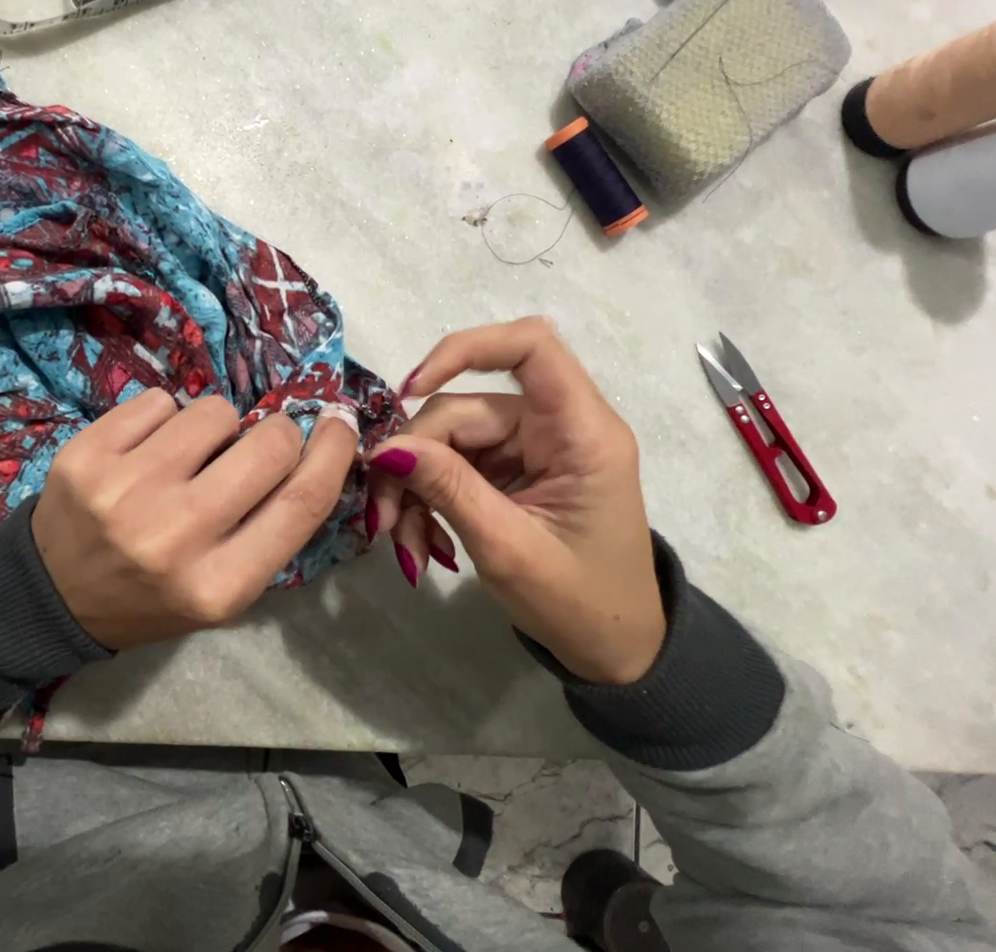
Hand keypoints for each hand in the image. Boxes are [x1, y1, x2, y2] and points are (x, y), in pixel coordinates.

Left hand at [31, 389, 357, 649]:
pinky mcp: (86, 455)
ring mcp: (124, 491)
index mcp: (218, 585)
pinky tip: (146, 451)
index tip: (340, 425)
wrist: (54, 594)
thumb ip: (272, 528)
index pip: (302, 502)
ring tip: (188, 457)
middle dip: (277, 434)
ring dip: (216, 426)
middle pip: (268, 446)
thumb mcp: (223, 590)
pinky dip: (166, 419)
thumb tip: (317, 443)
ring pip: (214, 411)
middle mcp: (173, 536)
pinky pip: (161, 400)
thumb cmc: (152, 595)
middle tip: (256, 446)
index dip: (334, 453)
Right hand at [367, 318, 663, 684]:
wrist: (613, 647)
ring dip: (412, 489)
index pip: (531, 347)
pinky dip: (425, 501)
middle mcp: (553, 427)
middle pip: (462, 410)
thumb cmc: (580, 602)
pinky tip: (419, 542)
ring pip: (445, 441)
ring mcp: (528, 448)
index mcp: (581, 433)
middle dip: (412, 461)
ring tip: (403, 544)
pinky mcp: (508, 469)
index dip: (465, 349)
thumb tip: (385, 448)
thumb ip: (448, 489)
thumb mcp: (507, 547)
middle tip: (382, 521)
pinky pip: (449, 466)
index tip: (410, 390)